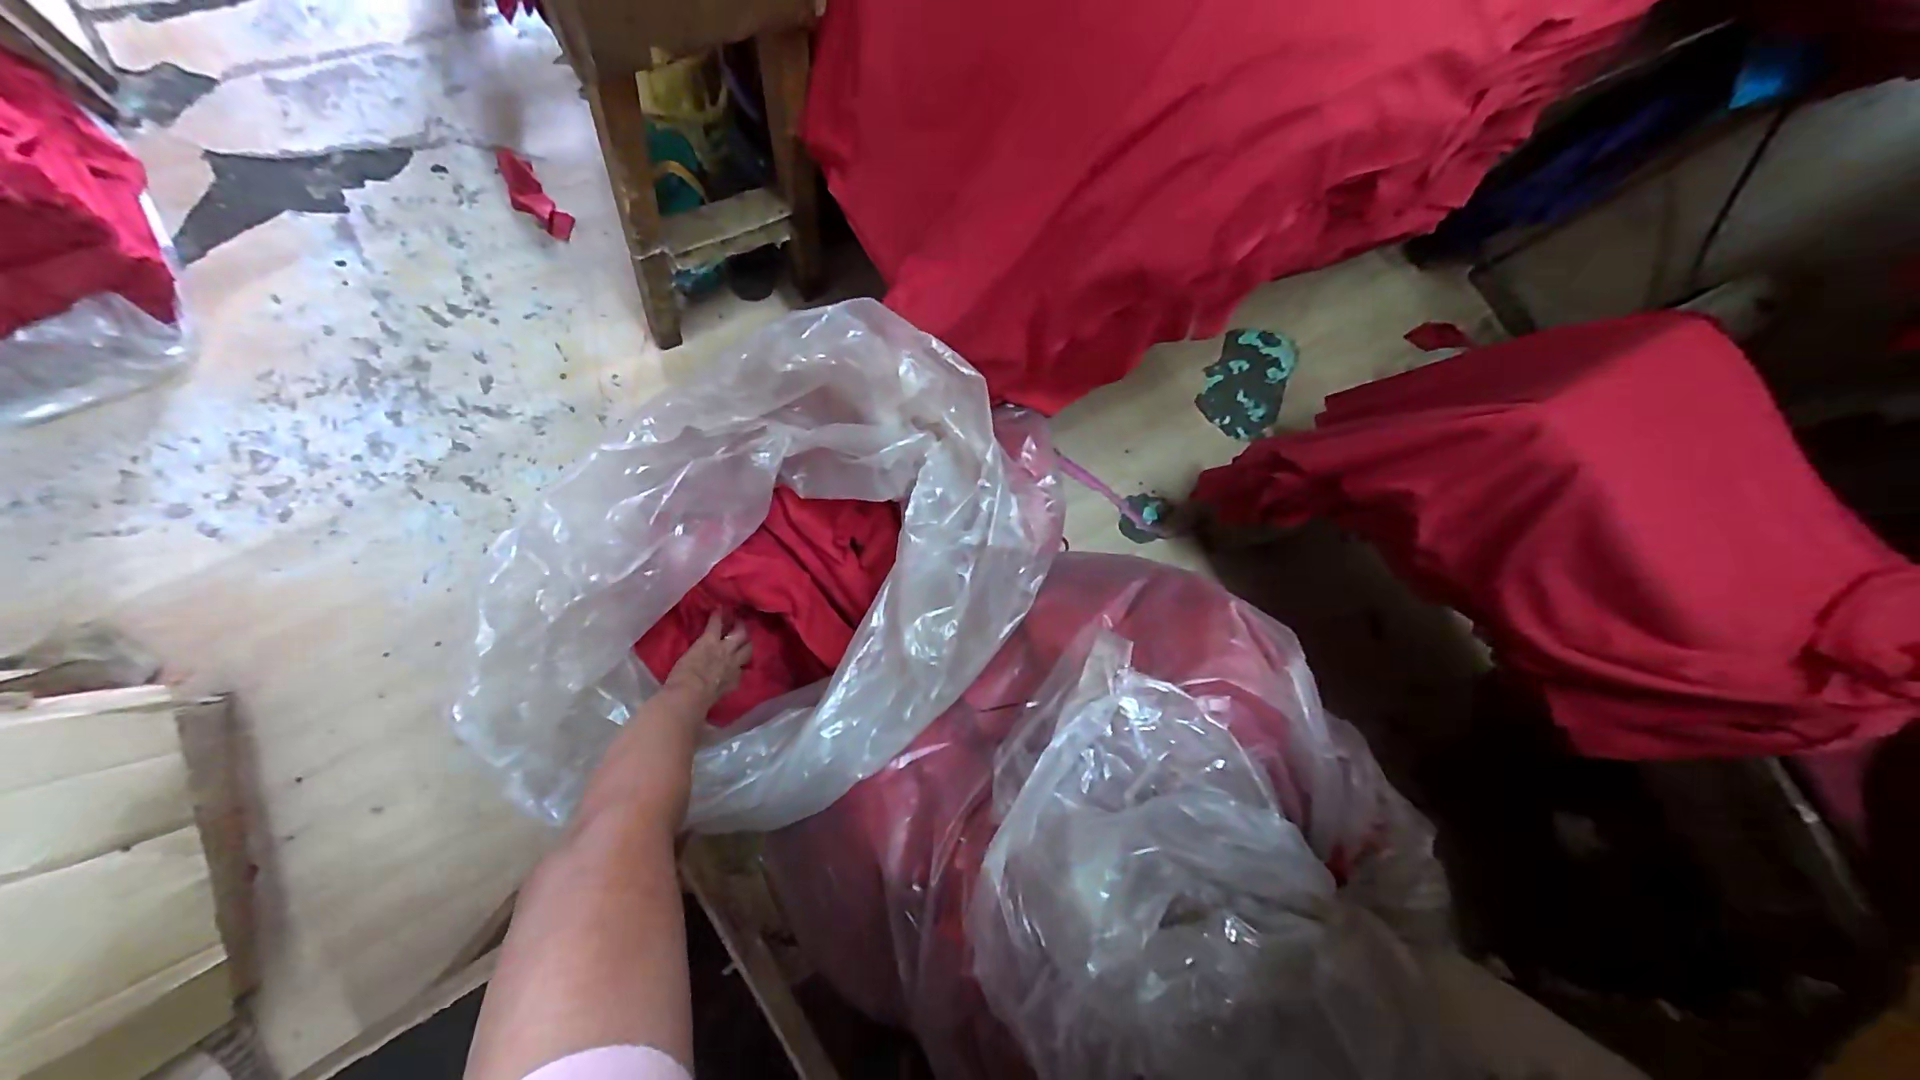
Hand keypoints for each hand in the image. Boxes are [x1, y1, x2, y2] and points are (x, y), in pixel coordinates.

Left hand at [662, 612, 751, 713]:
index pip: (743, 671)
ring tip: (738, 619)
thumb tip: (717, 705)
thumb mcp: (715, 702)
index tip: (740, 663)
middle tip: (745, 635)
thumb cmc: (698, 706)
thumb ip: (720, 695)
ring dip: (738, 627)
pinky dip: (718, 616)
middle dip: (747, 642)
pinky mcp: (709, 640)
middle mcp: (733, 664)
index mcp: (733, 682)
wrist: (688, 696)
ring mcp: (723, 650)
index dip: (742, 665)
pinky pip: (716, 624)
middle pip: (748, 649)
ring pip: (739, 634)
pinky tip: (719, 607)